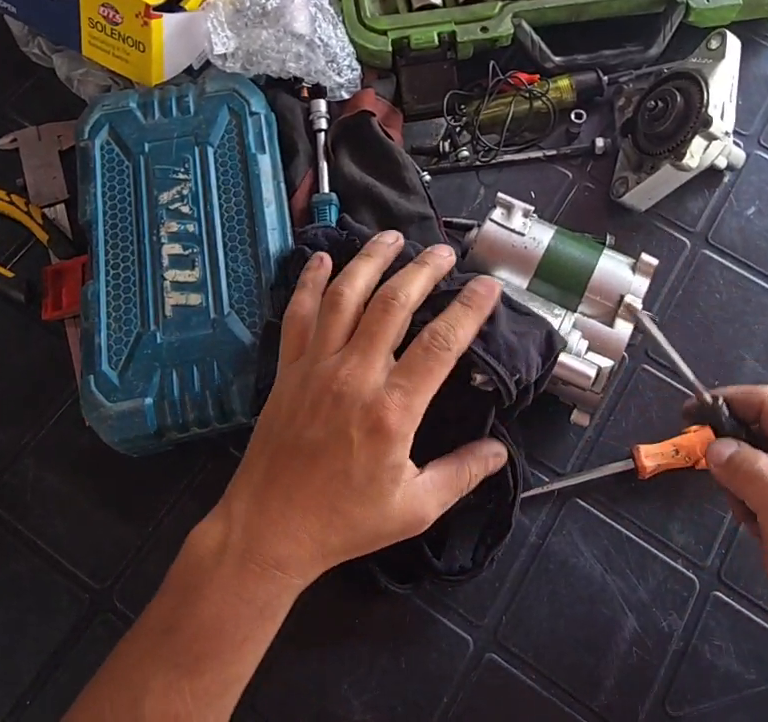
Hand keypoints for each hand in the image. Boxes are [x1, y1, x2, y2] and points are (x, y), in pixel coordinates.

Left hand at [208, 230, 508, 587]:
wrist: (267, 531)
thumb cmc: (344, 522)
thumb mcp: (415, 509)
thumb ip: (461, 474)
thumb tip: (500, 451)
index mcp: (392, 410)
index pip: (440, 344)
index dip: (468, 309)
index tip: (487, 285)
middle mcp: (355, 376)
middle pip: (393, 305)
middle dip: (422, 270)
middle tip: (443, 251)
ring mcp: (317, 367)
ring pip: (345, 297)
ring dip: (370, 262)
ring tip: (392, 237)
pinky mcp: (288, 370)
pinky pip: (299, 315)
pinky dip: (310, 283)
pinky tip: (322, 260)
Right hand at [703, 386, 767, 657]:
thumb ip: (754, 478)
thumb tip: (715, 445)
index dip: (723, 402)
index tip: (686, 417)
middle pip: (764, 427)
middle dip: (735, 455)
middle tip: (729, 496)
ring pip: (765, 454)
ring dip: (747, 483)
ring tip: (756, 524)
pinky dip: (759, 497)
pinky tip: (766, 529)